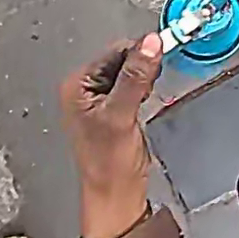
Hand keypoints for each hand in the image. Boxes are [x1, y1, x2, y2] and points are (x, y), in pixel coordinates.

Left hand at [59, 34, 162, 237]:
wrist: (116, 194)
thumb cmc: (109, 161)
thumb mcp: (121, 114)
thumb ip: (136, 76)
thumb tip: (151, 44)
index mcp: (77, 85)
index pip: (114, 52)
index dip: (138, 52)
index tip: (161, 53)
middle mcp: (86, 88)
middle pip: (123, 59)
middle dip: (142, 67)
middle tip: (149, 85)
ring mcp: (101, 98)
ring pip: (131, 71)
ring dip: (144, 78)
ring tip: (144, 98)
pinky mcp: (116, 107)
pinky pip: (134, 85)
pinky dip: (144, 87)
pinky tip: (145, 100)